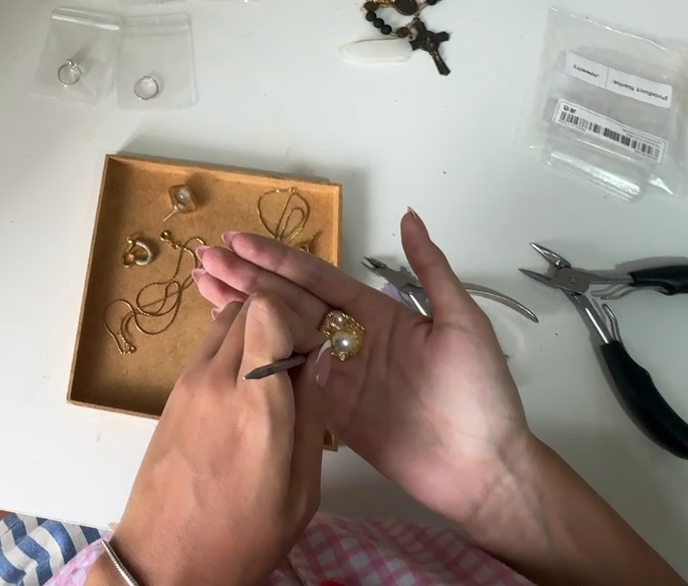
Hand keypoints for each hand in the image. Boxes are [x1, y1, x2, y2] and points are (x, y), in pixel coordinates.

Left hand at [109, 294, 323, 585]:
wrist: (164, 560)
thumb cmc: (243, 537)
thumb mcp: (301, 492)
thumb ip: (313, 416)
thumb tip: (322, 360)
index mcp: (256, 403)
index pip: (268, 311)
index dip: (297, 323)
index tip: (311, 358)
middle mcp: (217, 378)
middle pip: (248, 307)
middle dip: (279, 324)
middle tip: (294, 367)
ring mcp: (188, 379)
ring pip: (225, 320)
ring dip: (252, 333)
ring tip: (268, 379)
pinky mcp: (172, 388)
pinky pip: (207, 344)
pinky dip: (230, 349)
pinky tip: (241, 391)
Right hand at [191, 210, 533, 534]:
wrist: (486, 472)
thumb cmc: (480, 394)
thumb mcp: (463, 323)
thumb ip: (430, 271)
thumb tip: (408, 215)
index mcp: (371, 310)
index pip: (312, 275)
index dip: (275, 257)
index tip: (238, 240)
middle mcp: (344, 334)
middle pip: (284, 298)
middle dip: (244, 276)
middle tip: (204, 258)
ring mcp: (332, 371)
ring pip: (276, 331)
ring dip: (239, 308)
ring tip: (201, 285)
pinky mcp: (325, 409)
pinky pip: (284, 375)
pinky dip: (253, 354)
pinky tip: (225, 335)